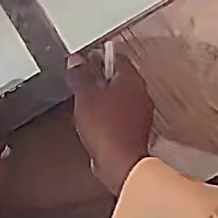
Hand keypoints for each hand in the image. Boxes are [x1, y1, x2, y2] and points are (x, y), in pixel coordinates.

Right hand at [68, 49, 153, 193]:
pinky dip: (110, 111)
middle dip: (102, 76)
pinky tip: (96, 117)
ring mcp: (142, 112)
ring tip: (86, 98)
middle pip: (121, 76)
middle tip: (83, 77)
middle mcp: (141, 93)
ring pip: (122, 95)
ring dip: (106, 94)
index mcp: (131, 80)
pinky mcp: (137, 129)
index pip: (117, 57)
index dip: (99, 55)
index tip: (84, 59)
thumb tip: (75, 60)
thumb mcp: (84, 97)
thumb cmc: (104, 127)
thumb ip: (79, 76)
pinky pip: (122, 112)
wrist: (120, 162)